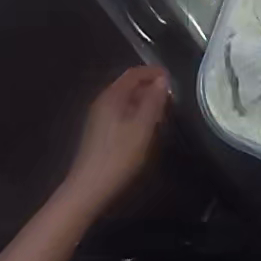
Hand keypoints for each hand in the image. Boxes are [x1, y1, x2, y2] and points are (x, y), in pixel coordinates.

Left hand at [59, 65, 171, 214]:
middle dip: (149, 87)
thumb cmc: (118, 156)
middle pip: (128, 85)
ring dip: (144, 101)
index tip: (171, 78)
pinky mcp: (99, 132)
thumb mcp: (142, 128)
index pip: (134, 73)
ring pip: (125, 100)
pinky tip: (145, 128)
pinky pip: (121, 112)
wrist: (89, 188)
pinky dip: (136, 113)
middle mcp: (103, 101)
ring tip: (161, 112)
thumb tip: (162, 80)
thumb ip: (153, 101)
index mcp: (112, 96)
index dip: (153, 72)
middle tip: (170, 97)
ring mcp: (99, 116)